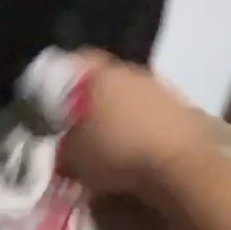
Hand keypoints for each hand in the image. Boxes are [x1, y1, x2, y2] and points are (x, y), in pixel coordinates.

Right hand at [56, 49, 213, 195]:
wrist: (180, 167)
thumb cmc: (116, 153)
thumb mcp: (71, 156)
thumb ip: (60, 144)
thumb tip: (61, 143)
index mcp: (101, 74)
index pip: (74, 62)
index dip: (58, 80)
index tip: (49, 103)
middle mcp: (132, 72)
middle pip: (102, 81)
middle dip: (87, 102)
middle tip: (74, 127)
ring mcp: (160, 88)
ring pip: (126, 97)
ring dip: (114, 116)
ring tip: (103, 143)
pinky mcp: (181, 109)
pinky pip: (147, 114)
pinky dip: (136, 127)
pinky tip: (130, 149)